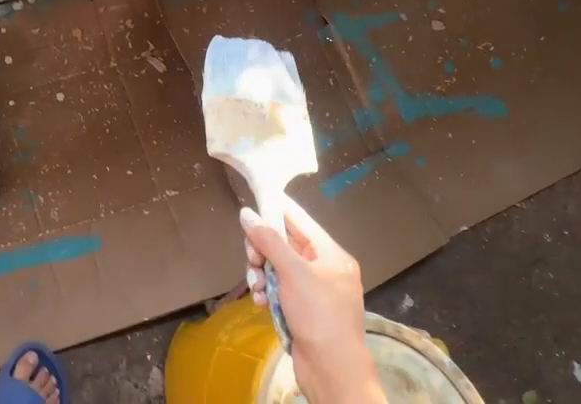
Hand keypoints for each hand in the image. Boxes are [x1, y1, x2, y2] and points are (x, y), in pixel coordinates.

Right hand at [241, 199, 384, 403]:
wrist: (333, 373)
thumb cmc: (319, 316)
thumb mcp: (292, 273)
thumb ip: (269, 240)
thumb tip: (247, 213)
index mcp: (331, 254)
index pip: (298, 219)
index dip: (273, 210)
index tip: (249, 207)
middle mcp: (324, 268)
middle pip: (284, 243)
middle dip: (262, 251)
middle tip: (252, 262)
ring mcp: (314, 290)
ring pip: (277, 266)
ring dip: (261, 273)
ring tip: (255, 288)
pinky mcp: (303, 309)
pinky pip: (279, 288)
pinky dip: (266, 291)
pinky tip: (260, 302)